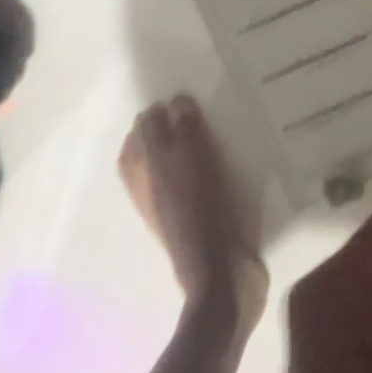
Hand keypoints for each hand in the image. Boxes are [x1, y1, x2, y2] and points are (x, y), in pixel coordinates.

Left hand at [118, 95, 267, 327]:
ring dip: (194, 146)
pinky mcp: (200, 219)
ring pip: (178, 163)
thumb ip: (183, 131)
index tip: (189, 96)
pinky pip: (200, 183)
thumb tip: (177, 102)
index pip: (145, 127)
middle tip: (205, 109)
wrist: (218, 276)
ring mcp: (174, 205)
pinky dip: (209, 168)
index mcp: (141, 170)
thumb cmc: (199, 214)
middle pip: (157, 145)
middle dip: (174, 125)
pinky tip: (230, 163)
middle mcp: (151, 186)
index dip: (164, 110)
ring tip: (219, 130)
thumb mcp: (191, 163)